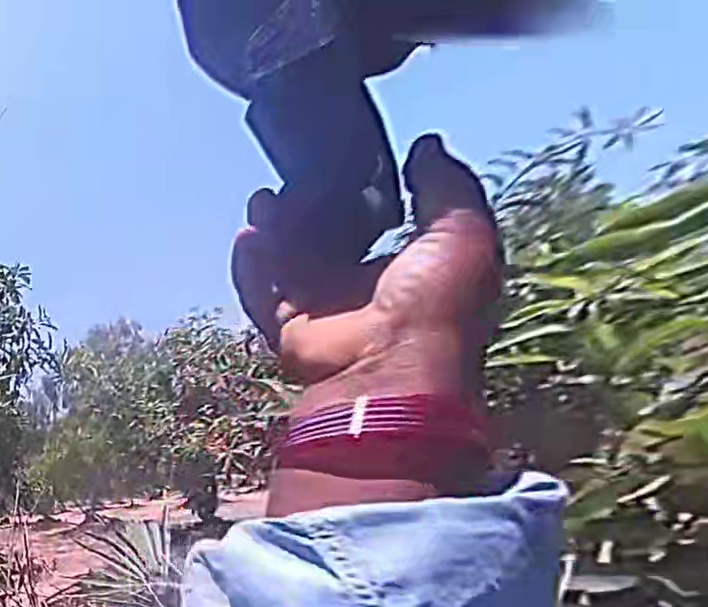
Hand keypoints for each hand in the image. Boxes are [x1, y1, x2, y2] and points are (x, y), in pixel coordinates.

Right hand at [233, 134, 501, 414]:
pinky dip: (249, 269)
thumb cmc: (439, 301)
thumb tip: (425, 144)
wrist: (392, 361)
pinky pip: (260, 294)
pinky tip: (246, 237)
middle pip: (319, 243)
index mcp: (400, 266)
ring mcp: (317, 310)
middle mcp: (354, 288)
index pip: (368, 224)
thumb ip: (445, 185)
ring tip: (260, 201)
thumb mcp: (462, 228)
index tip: (337, 169)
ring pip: (285, 265)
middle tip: (289, 183)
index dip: (351, 197)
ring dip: (271, 234)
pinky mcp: (285, 327)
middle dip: (303, 214)